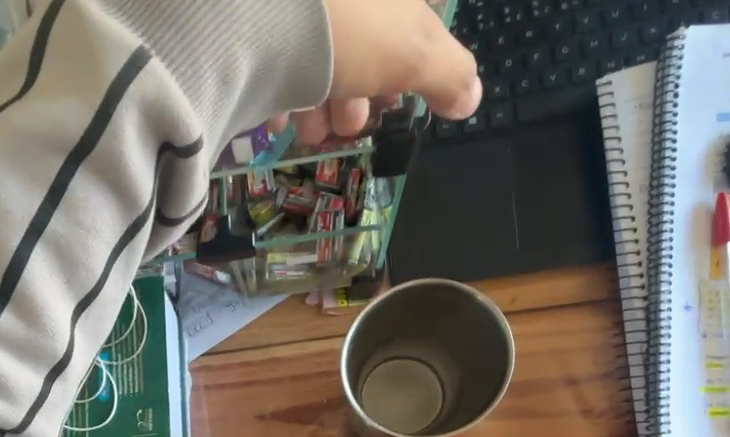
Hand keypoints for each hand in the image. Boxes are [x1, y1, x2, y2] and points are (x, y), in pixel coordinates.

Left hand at [274, 0, 481, 144]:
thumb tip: (469, 98)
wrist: (260, 22)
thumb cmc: (352, 30)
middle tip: (351, 125)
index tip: (393, 97)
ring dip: (320, 103)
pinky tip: (281, 118)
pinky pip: (273, 60)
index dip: (405, 64)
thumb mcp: (414, 53)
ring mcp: (301, 6)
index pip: (411, 22)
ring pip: (317, 54)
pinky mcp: (260, 27)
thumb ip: (447, 74)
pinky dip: (280, 94)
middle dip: (358, 92)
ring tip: (314, 131)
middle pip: (362, 41)